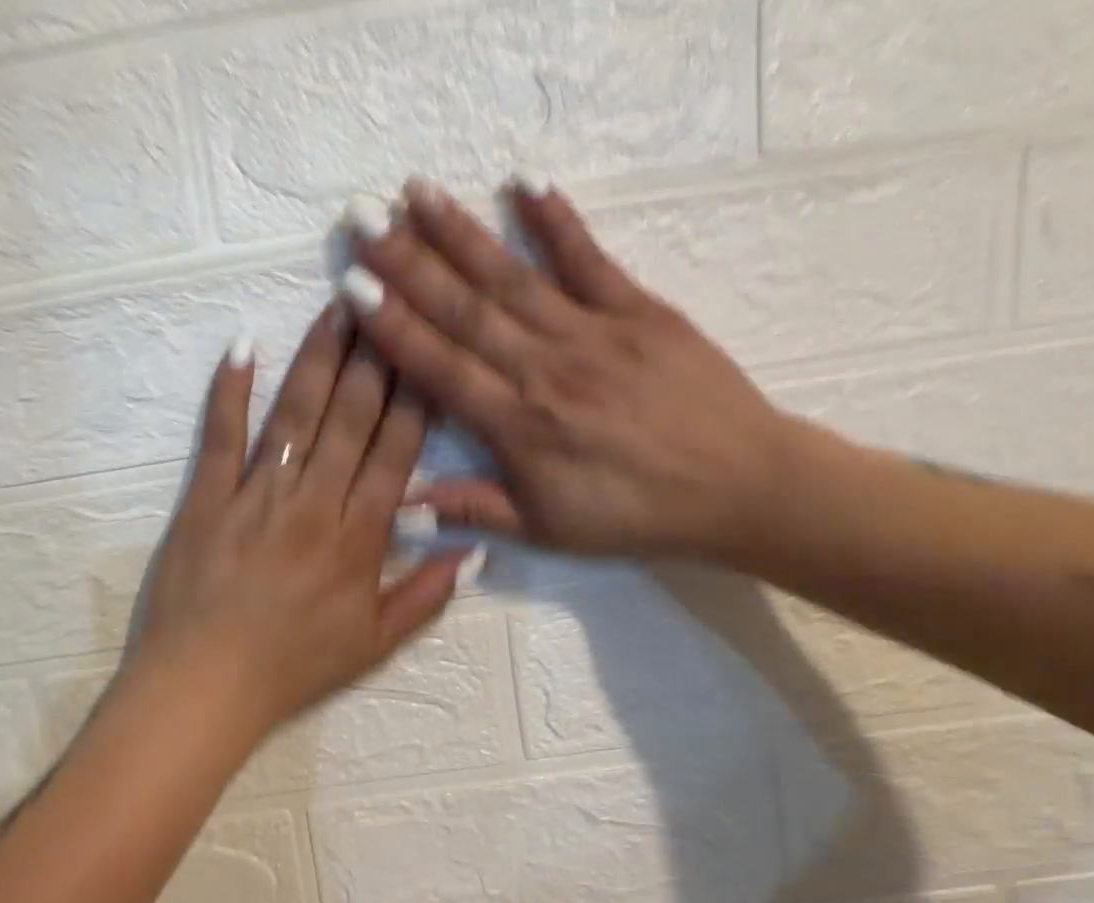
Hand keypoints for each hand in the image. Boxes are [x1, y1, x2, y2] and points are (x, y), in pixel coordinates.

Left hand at [121, 307, 476, 734]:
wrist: (205, 686)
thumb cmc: (292, 668)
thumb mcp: (374, 644)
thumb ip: (427, 595)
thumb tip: (478, 551)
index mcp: (360, 538)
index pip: (398, 452)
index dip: (417, 396)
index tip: (431, 345)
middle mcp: (314, 504)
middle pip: (352, 418)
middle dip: (376, 355)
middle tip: (390, 295)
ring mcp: (257, 496)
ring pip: (296, 414)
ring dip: (319, 356)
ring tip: (337, 303)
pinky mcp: (206, 498)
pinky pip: (221, 436)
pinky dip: (229, 390)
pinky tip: (242, 345)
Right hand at [338, 176, 811, 558]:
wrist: (741, 488)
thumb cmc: (634, 514)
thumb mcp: (547, 530)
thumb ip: (473, 510)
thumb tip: (401, 505)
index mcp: (518, 425)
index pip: (440, 367)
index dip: (393, 327)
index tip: (352, 286)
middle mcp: (545, 368)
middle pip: (464, 310)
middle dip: (407, 264)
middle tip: (363, 220)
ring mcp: (593, 332)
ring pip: (512, 277)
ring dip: (461, 233)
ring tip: (416, 192)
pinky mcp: (639, 309)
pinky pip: (590, 258)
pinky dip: (557, 220)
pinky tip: (522, 182)